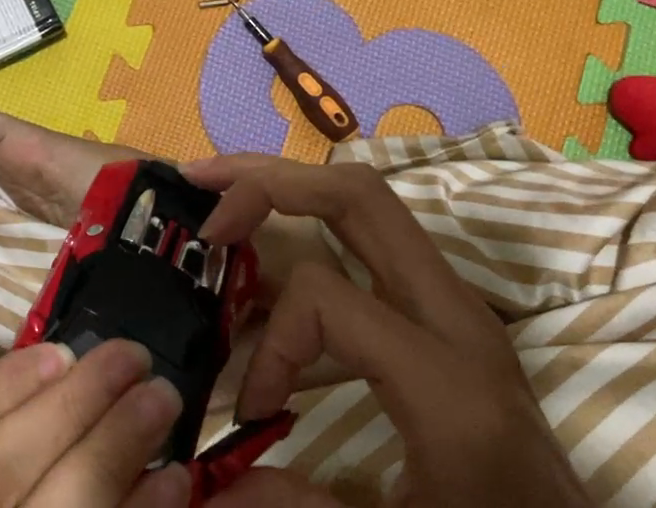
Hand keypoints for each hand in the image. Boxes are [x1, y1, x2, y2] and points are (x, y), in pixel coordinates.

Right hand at [182, 156, 591, 507]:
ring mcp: (454, 303)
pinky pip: (372, 236)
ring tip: (221, 190)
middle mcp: (456, 316)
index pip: (325, 295)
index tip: (252, 408)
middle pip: (358, 196)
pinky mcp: (446, 309)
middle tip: (199, 185)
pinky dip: (311, 217)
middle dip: (267, 180)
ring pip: (366, 201)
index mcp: (446, 376)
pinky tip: (268, 234)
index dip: (270, 341)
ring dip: (288, 186)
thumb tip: (213, 492)